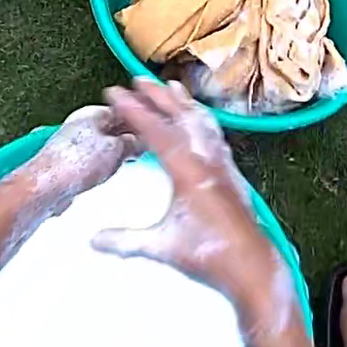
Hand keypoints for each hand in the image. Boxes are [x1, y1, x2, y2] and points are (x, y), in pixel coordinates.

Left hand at [0, 104, 140, 227]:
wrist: (47, 186)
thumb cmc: (72, 164)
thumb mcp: (115, 150)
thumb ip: (130, 143)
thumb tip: (139, 141)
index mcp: (90, 116)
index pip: (120, 111)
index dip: (136, 118)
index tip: (149, 127)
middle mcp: (79, 126)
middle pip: (109, 127)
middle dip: (126, 136)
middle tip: (141, 146)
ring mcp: (71, 145)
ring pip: (99, 144)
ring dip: (113, 152)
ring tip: (125, 161)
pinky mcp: (67, 163)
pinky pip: (90, 160)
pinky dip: (100, 165)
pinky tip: (104, 174)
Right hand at [91, 79, 295, 339]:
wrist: (253, 267)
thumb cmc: (211, 257)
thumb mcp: (163, 247)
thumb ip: (126, 241)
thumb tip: (93, 240)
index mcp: (188, 172)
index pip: (155, 131)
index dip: (133, 110)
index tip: (115, 92)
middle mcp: (207, 160)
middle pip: (179, 117)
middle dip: (157, 96)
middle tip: (138, 79)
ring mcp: (221, 164)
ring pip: (200, 122)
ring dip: (183, 102)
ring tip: (172, 86)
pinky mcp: (230, 172)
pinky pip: (214, 134)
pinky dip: (202, 118)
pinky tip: (200, 118)